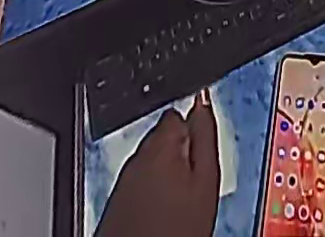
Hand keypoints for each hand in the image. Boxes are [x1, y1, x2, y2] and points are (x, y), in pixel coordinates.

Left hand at [95, 91, 220, 236]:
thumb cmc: (176, 230)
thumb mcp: (206, 183)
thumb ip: (206, 136)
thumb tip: (204, 101)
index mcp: (160, 143)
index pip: (179, 114)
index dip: (195, 133)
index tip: (202, 156)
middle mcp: (137, 155)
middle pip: (165, 137)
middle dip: (180, 153)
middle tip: (193, 186)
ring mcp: (125, 177)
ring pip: (153, 161)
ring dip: (166, 173)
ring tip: (178, 206)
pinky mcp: (118, 198)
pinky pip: (140, 182)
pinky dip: (152, 192)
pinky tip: (162, 215)